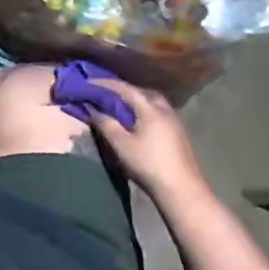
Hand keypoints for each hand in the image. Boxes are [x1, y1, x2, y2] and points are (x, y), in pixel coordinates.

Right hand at [87, 79, 208, 197]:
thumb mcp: (120, 144)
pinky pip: (157, 110)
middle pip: (141, 91)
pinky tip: (136, 118)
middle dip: (122, 89)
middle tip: (105, 91)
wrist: (181, 188)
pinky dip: (143, 108)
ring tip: (119, 104)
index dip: (105, 83)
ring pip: (152, 101)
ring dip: (134, 98)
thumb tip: (92, 108)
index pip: (124, 89)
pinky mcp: (177, 132)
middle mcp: (164, 109)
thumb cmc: (147, 164)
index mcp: (150, 109)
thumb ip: (105, 123)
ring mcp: (174, 120)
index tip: (88, 81)